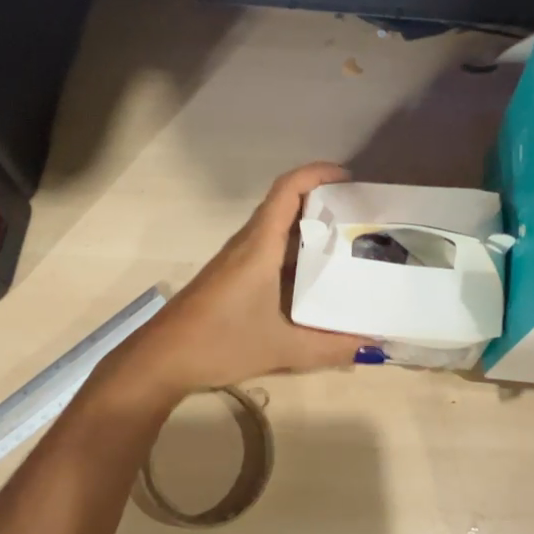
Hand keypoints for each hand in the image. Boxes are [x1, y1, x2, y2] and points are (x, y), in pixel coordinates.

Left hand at [107, 162, 367, 399]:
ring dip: (309, 227)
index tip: (349, 178)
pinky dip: (295, 252)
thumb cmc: (219, 342)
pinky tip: (315, 277)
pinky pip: (269, 249)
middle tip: (360, 214)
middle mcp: (248, 244)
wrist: (162, 359)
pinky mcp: (232, 277)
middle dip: (323, 201)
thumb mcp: (281, 348)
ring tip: (348, 242)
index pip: (287, 189)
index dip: (317, 174)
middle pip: (286, 205)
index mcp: (259, 245)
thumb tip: (372, 345)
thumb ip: (329, 347)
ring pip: (277, 229)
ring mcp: (237, 259)